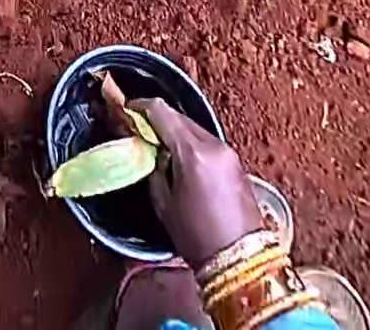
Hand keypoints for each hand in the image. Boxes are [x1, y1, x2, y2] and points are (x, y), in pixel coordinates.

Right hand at [138, 99, 262, 265]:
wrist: (242, 262)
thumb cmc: (197, 237)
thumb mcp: (163, 202)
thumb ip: (152, 166)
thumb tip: (147, 146)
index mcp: (192, 152)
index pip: (161, 111)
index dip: (140, 106)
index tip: (127, 110)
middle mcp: (212, 144)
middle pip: (178, 116)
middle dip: (157, 118)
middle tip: (140, 129)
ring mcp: (227, 150)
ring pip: (193, 126)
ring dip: (175, 130)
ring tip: (160, 145)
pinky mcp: (235, 160)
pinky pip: (206, 139)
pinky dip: (190, 141)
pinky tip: (181, 157)